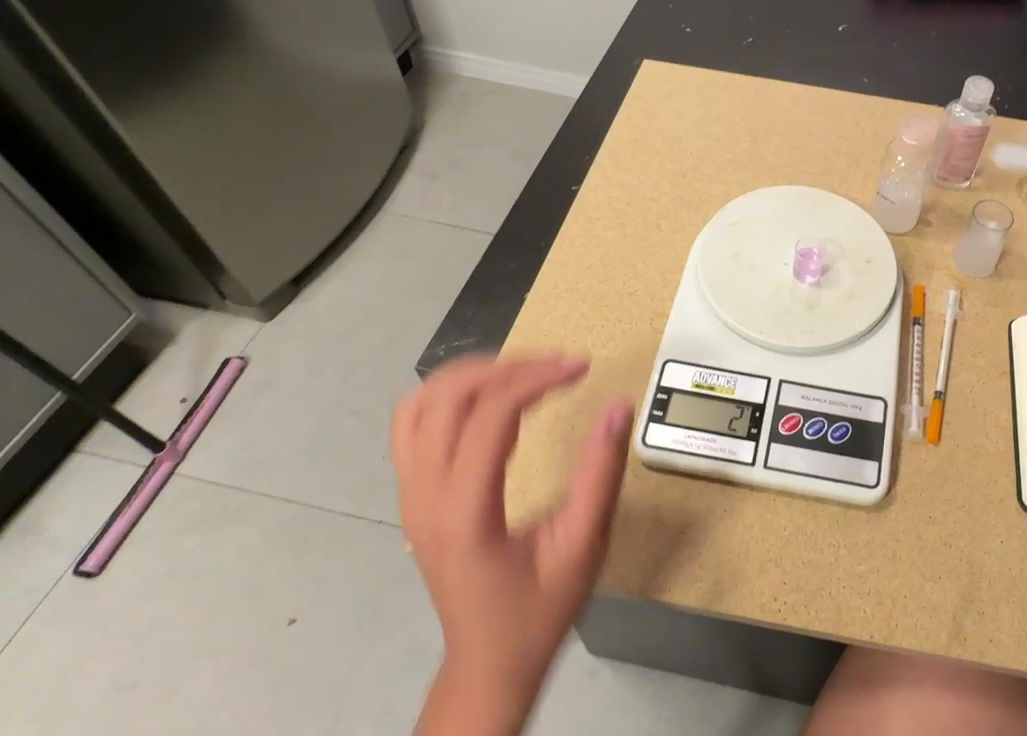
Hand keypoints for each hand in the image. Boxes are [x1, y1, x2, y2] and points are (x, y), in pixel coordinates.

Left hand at [392, 355, 633, 732]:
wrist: (489, 661)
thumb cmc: (539, 610)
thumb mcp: (583, 545)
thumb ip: (600, 473)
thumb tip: (618, 407)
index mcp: (465, 510)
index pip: (491, 415)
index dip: (538, 378)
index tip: (582, 367)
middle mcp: (424, 495)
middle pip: (448, 397)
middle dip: (507, 366)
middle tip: (556, 365)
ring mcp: (409, 494)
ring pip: (420, 403)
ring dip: (471, 375)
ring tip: (523, 372)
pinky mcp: (410, 495)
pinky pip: (412, 425)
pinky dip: (447, 396)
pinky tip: (486, 399)